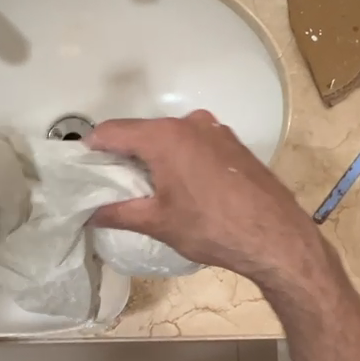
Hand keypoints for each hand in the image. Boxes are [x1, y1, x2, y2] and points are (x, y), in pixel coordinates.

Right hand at [88, 111, 328, 289]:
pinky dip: (179, 160)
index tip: (84, 169)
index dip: (92, 148)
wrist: (275, 237)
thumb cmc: (212, 228)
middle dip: (124, 156)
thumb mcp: (158, 223)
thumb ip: (118, 213)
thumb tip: (92, 214)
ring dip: (154, 158)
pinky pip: (194, 144)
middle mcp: (190, 123)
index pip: (112, 131)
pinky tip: (183, 189)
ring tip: (149, 192)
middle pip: (142, 132)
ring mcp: (216, 131)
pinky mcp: (233, 145)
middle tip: (113, 186)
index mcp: (165, 136)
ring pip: (170, 138)